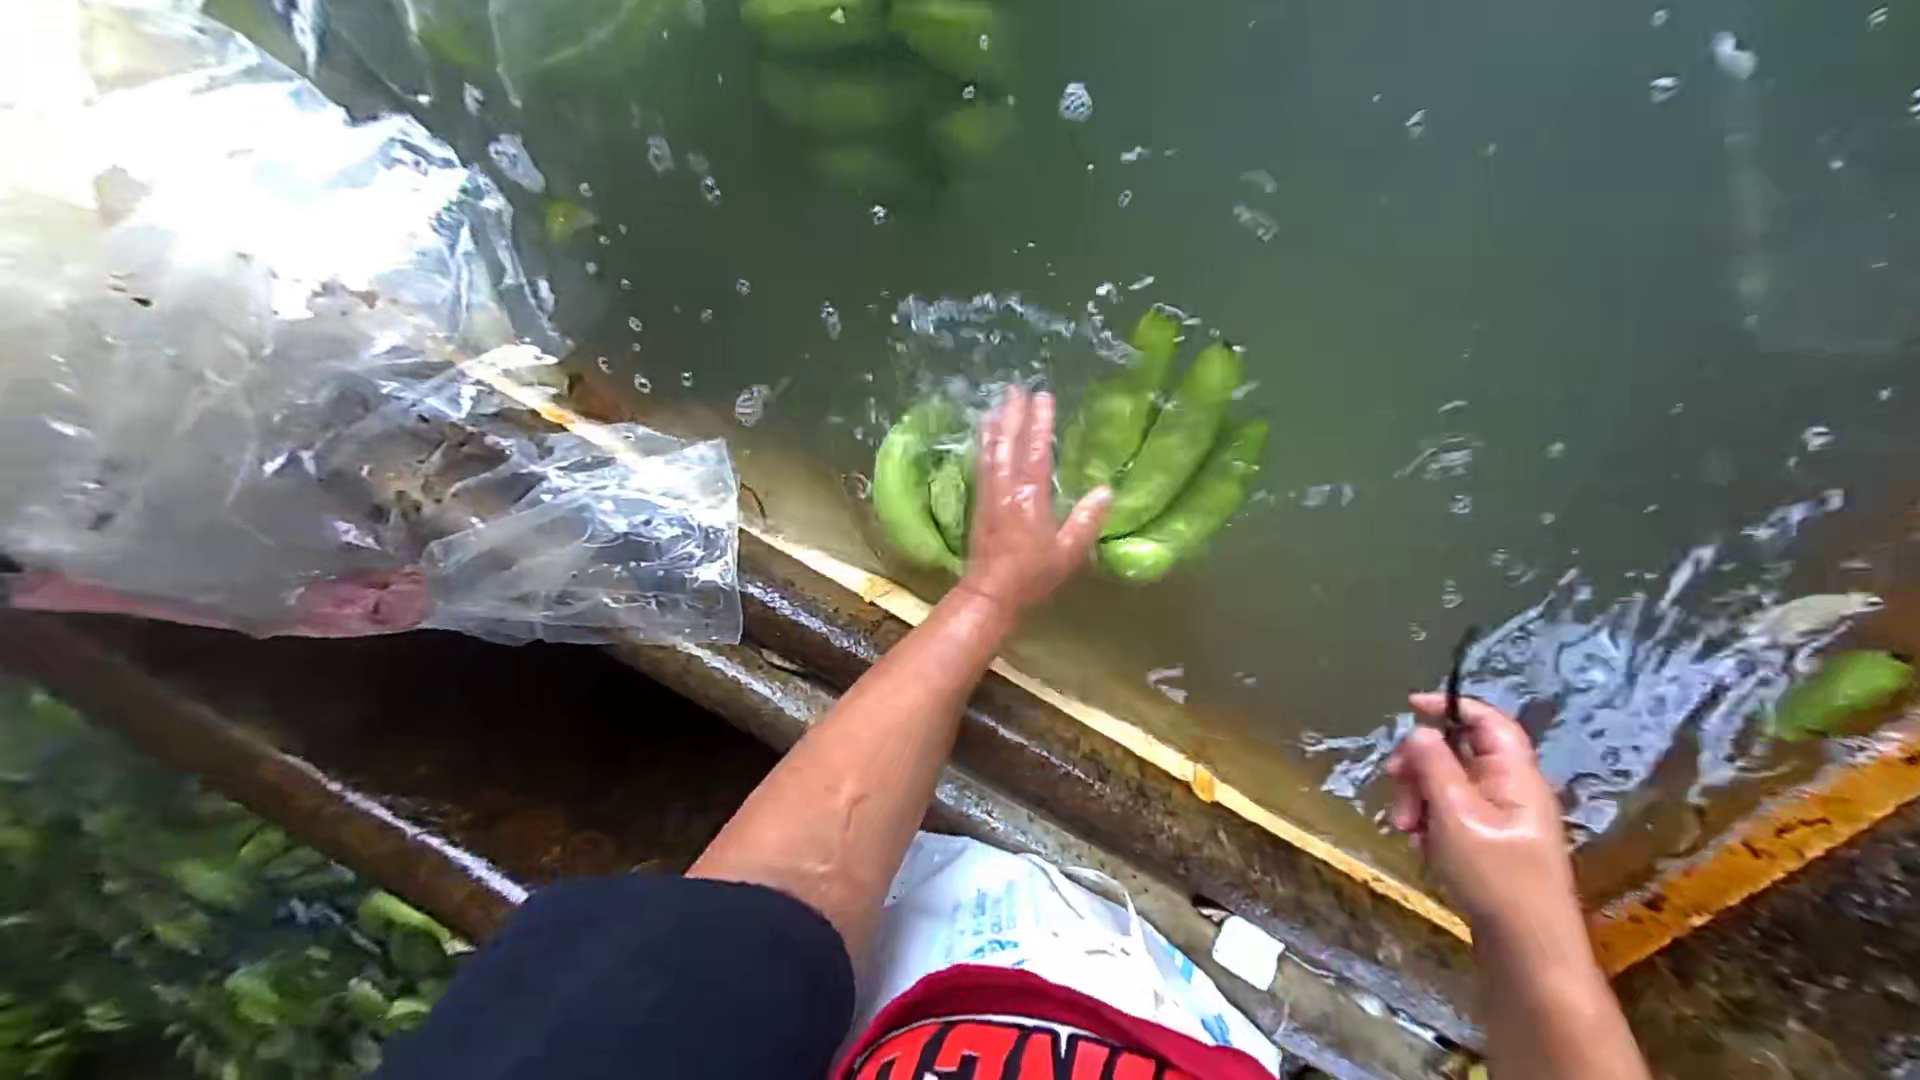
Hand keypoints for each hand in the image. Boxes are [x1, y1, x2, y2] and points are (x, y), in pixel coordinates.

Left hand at [957, 387, 1110, 614]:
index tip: (1044, 397)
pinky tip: (985, 436)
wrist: (989, 592)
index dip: (1039, 423)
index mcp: (1030, 499)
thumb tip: (1106, 491)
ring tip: (998, 402)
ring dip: (995, 425)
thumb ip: (1086, 521)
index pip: (1035, 453)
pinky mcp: (978, 503)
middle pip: (1008, 444)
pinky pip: (981, 465)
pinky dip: (984, 445)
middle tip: (1016, 388)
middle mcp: (1006, 490)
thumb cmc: (1031, 575)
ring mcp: (989, 495)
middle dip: (1013, 414)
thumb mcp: (1067, 553)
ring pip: (990, 452)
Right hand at [1386, 694, 1578, 928]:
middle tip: (1395, 785)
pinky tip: (1421, 842)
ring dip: (1416, 795)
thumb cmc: (1495, 878)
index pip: (1489, 721)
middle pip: (1455, 751)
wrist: (1527, 949)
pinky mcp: (1488, 837)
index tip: (1409, 706)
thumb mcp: (1455, 816)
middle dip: (1418, 764)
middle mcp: (1509, 790)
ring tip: (1406, 827)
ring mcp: (1499, 815)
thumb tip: (1420, 730)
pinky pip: (1448, 808)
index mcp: (1514, 778)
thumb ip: (1435, 767)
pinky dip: (1427, 817)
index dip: (1451, 705)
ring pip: (1445, 781)